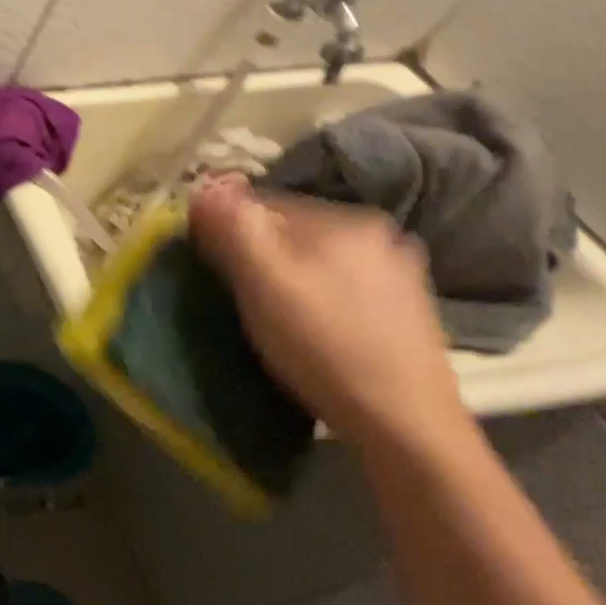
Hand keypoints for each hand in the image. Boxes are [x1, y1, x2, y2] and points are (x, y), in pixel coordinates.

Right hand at [188, 178, 470, 452]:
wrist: (403, 420)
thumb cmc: (323, 347)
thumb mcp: (264, 285)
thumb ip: (234, 230)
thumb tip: (202, 185)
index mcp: (346, 221)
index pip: (262, 204)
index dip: (224, 231)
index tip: (206, 268)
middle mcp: (379, 235)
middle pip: (291, 232)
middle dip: (255, 255)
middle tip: (233, 296)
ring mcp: (397, 271)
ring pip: (314, 259)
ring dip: (283, 276)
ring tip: (265, 315)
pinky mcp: (402, 307)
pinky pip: (338, 284)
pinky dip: (313, 297)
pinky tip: (307, 328)